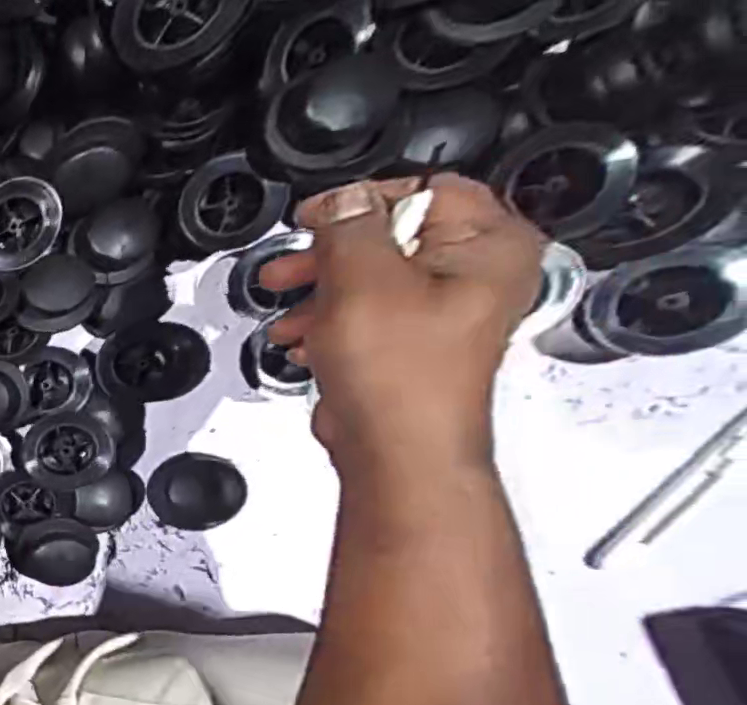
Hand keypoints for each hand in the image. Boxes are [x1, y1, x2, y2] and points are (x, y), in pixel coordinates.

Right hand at [260, 173, 545, 477]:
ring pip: (370, 281)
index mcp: (486, 246)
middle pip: (390, 238)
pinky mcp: (407, 346)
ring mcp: (440, 314)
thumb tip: (343, 200)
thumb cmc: (398, 378)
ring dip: (320, 293)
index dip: (361, 200)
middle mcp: (473, 276)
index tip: (313, 217)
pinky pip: (364, 317)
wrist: (394, 447)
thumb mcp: (363, 285)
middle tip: (288, 266)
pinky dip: (329, 323)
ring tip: (286, 311)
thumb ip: (351, 231)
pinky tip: (304, 339)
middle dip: (328, 255)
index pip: (425, 190)